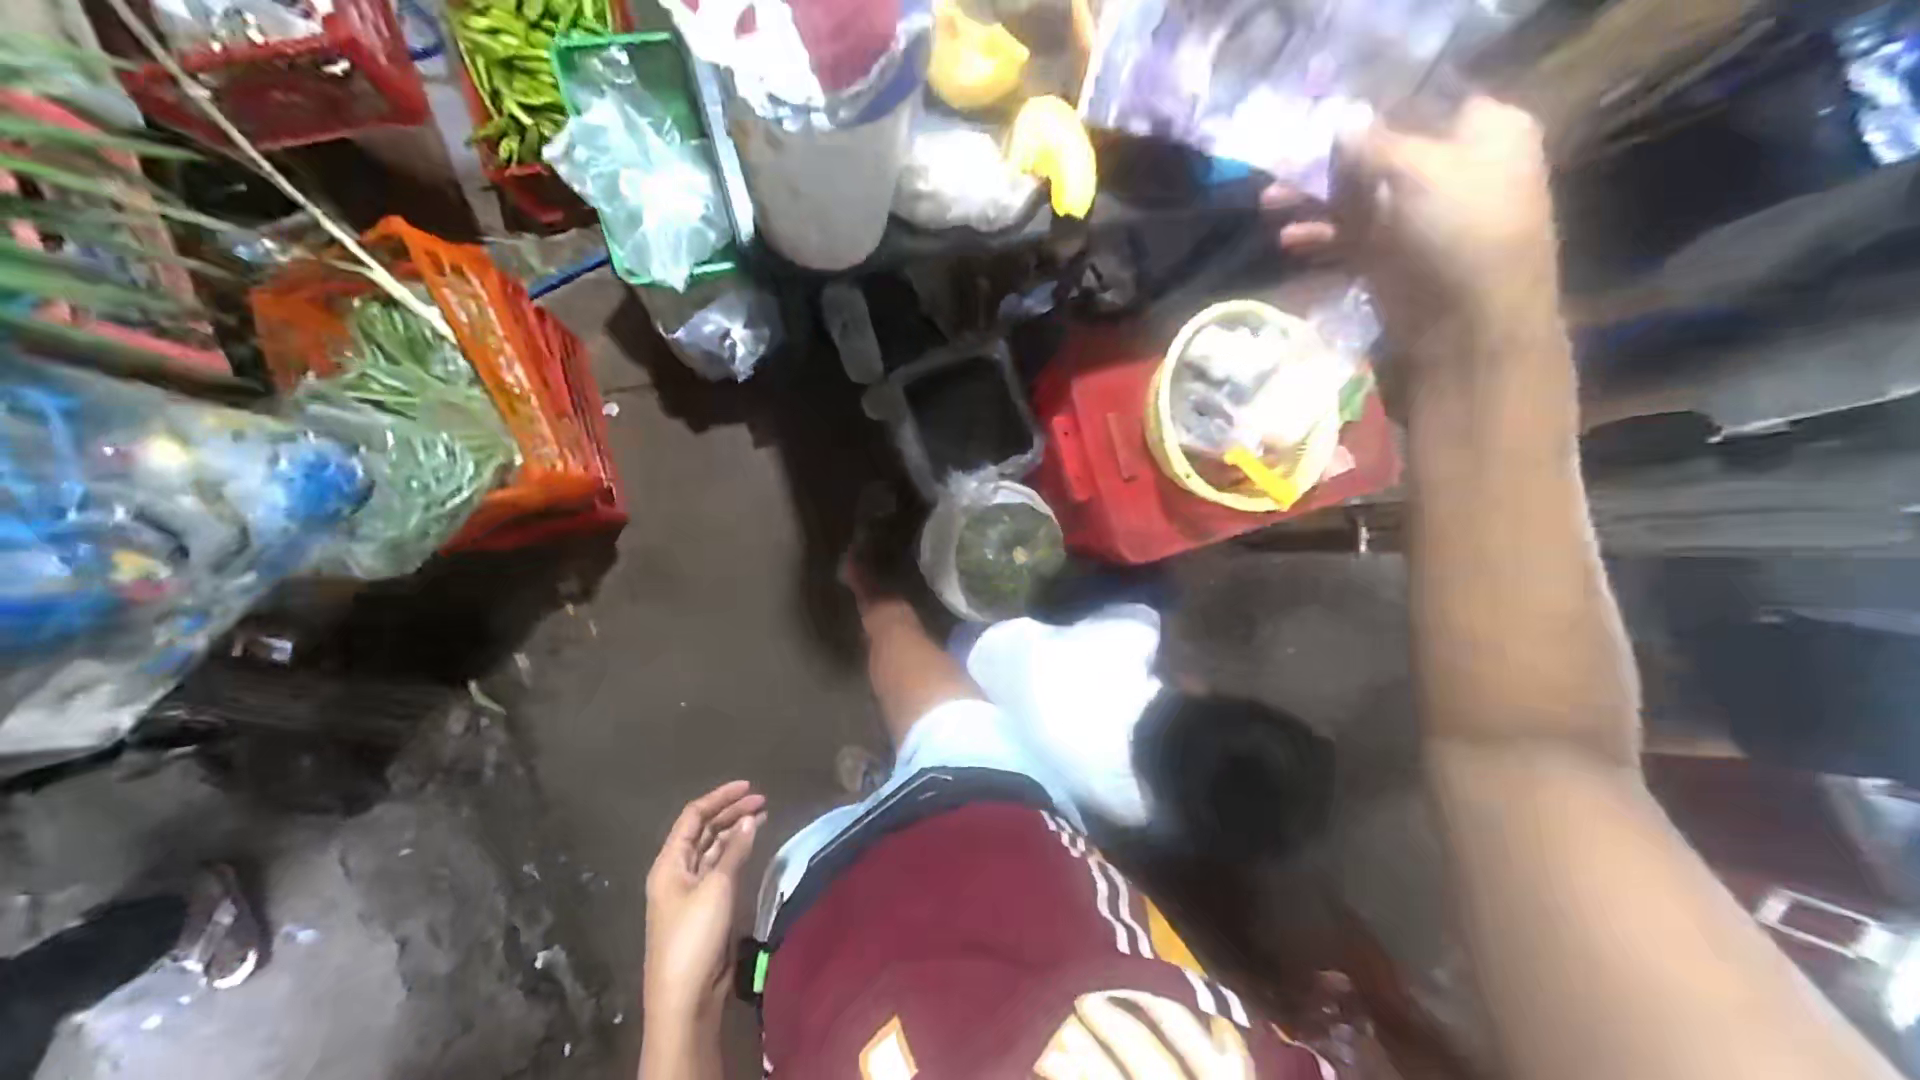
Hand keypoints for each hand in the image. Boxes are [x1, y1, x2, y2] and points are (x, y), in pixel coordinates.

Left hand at [644, 781, 765, 1026]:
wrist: (686, 997)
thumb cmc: (694, 936)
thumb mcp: (717, 888)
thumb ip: (734, 850)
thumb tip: (749, 818)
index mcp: (669, 863)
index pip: (693, 817)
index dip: (719, 798)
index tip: (749, 786)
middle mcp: (677, 872)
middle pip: (703, 831)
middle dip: (730, 812)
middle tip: (763, 800)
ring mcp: (692, 890)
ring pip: (714, 849)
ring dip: (736, 831)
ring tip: (763, 816)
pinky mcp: (706, 907)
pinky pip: (721, 868)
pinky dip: (737, 852)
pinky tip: (753, 844)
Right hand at [1266, 97, 1563, 380]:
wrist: (1469, 330)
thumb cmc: (1457, 235)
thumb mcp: (1418, 172)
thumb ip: (1374, 144)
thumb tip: (1340, 122)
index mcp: (1482, 134)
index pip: (1419, 106)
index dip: (1368, 113)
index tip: (1319, 122)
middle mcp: (1454, 172)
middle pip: (1379, 157)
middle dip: (1326, 164)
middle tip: (1280, 169)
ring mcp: (1421, 222)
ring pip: (1358, 201)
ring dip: (1313, 203)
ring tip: (1268, 206)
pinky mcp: (1394, 263)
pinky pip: (1350, 240)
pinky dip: (1321, 238)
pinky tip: (1287, 242)